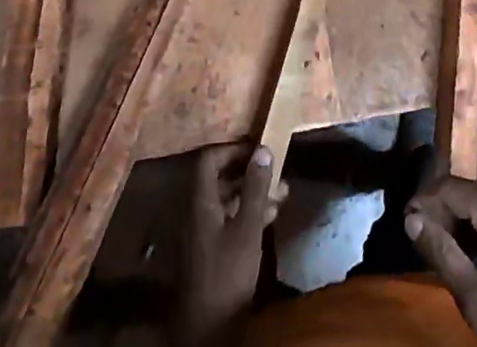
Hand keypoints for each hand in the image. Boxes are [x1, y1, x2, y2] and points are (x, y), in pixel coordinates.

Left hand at [175, 144, 286, 346]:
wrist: (207, 329)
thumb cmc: (227, 273)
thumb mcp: (248, 228)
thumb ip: (255, 188)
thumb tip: (263, 149)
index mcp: (199, 204)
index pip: (209, 161)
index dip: (232, 149)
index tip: (259, 148)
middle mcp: (195, 213)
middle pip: (218, 179)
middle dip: (248, 171)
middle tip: (275, 169)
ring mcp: (200, 232)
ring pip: (226, 199)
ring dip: (252, 192)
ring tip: (281, 193)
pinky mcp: (208, 249)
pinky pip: (226, 218)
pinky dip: (247, 212)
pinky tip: (270, 216)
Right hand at [404, 177, 476, 346]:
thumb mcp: (473, 294)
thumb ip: (441, 252)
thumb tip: (411, 220)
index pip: (455, 187)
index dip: (426, 198)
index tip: (404, 218)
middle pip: (472, 194)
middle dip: (443, 211)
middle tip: (419, 236)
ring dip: (462, 223)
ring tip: (439, 247)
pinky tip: (469, 255)